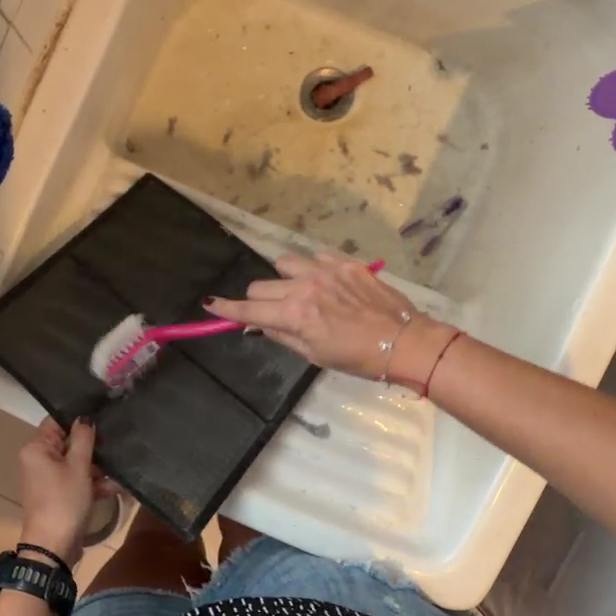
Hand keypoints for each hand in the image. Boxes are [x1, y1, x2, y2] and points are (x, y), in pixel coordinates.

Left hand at [17, 418, 115, 565]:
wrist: (54, 547)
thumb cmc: (63, 501)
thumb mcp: (77, 467)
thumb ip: (83, 438)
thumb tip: (85, 417)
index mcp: (37, 448)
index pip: (57, 420)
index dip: (79, 416)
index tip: (103, 412)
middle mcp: (40, 459)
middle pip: (69, 441)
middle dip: (94, 443)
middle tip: (118, 435)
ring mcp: (51, 478)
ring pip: (77, 462)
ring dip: (99, 465)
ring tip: (123, 462)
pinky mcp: (62, 494)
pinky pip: (79, 480)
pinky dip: (95, 482)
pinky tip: (119, 484)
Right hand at [204, 251, 453, 381]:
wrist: (406, 342)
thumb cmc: (358, 358)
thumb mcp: (314, 355)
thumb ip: (281, 335)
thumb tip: (256, 325)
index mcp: (296, 315)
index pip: (249, 311)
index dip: (226, 309)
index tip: (209, 304)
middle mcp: (305, 288)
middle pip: (260, 287)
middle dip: (259, 302)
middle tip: (274, 314)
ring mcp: (325, 271)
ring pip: (283, 264)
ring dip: (283, 279)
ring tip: (299, 292)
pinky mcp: (345, 263)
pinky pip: (314, 257)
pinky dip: (311, 269)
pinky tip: (325, 283)